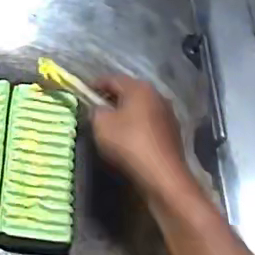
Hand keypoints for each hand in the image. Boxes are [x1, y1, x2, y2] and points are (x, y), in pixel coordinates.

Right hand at [90, 75, 190, 191]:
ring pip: (139, 107)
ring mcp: (167, 113)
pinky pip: (148, 121)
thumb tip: (99, 107)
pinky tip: (128, 136)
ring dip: (125, 112)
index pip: (111, 79)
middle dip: (110, 98)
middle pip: (128, 91)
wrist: (162, 175)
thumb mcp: (100, 123)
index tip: (82, 93)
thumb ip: (95, 109)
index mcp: (139, 88)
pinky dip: (136, 125)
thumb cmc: (128, 143)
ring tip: (110, 124)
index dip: (94, 85)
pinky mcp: (172, 131)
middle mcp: (157, 95)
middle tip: (94, 108)